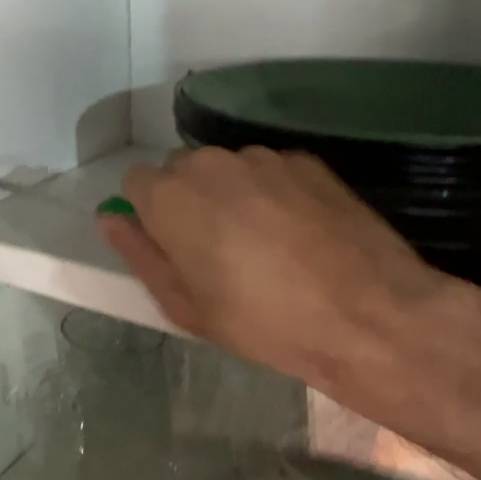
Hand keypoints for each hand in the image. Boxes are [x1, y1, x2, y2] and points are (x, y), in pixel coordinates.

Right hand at [95, 146, 442, 383]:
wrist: (370, 315)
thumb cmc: (264, 322)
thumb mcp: (185, 306)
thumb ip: (139, 254)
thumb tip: (110, 218)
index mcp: (169, 195)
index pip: (136, 183)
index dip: (150, 215)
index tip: (174, 248)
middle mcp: (208, 162)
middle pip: (181, 171)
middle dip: (189, 201)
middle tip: (218, 251)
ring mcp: (260, 156)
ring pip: (227, 169)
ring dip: (232, 194)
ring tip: (267, 244)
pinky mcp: (305, 159)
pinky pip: (271, 171)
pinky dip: (274, 193)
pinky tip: (301, 234)